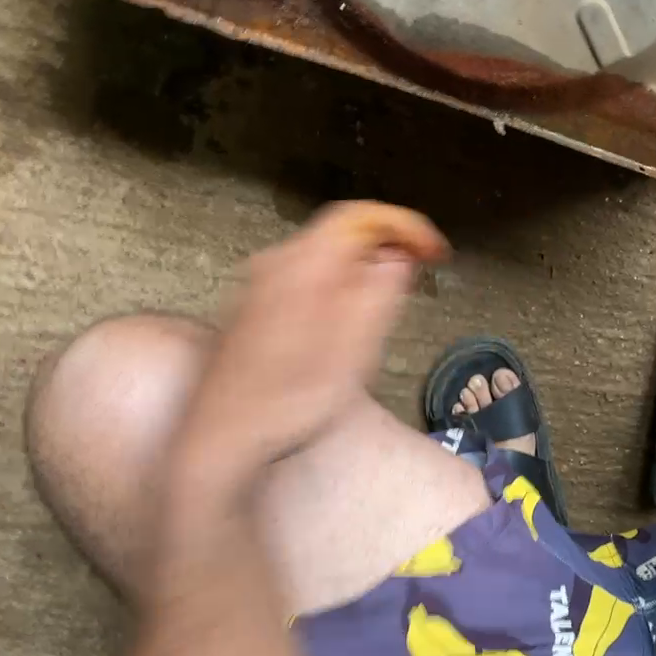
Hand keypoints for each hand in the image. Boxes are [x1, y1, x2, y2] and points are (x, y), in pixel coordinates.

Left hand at [165, 202, 448, 516]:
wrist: (221, 438)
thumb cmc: (291, 399)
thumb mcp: (355, 348)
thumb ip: (380, 293)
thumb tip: (397, 258)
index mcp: (303, 265)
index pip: (361, 217)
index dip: (404, 225)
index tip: (434, 252)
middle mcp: (275, 264)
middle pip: (340, 233)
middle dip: (387, 245)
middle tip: (420, 272)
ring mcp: (258, 286)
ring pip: (322, 257)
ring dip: (363, 268)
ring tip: (392, 298)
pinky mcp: (251, 310)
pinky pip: (305, 278)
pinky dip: (339, 285)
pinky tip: (349, 321)